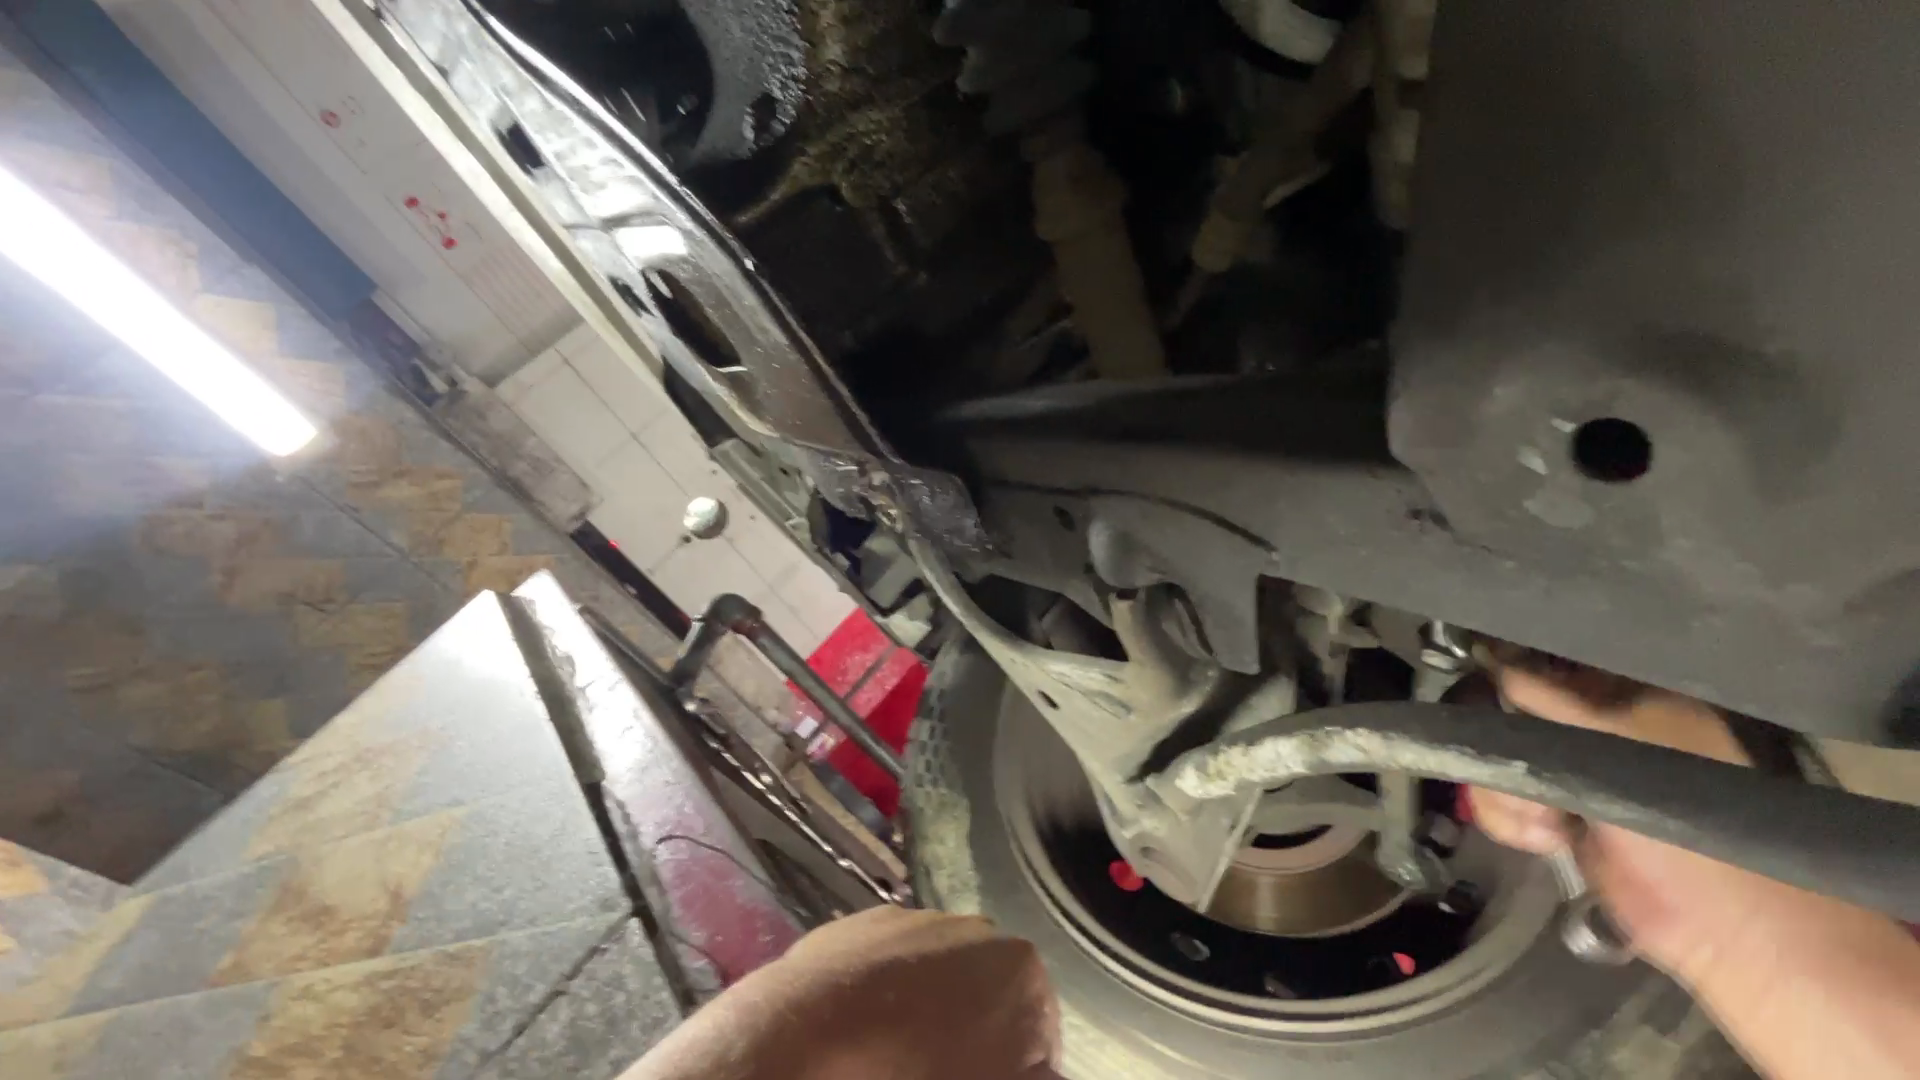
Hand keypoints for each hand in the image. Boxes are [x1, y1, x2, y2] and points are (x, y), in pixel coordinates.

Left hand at [781, 905, 1060, 1077]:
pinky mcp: (865, 919)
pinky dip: (883, 990)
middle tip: (938, 1068)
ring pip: (938, 975)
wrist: (804, 1039)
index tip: (978, 1077)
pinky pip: (889, 962)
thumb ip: (1036, 1073)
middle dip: (972, 1032)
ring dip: (927, 1008)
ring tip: (892, 1052)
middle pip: (988, 996)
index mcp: (1021, 966)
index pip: (1040, 1035)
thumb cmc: (914, 1073)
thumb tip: (1044, 1068)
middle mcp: (977, 927)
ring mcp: (918, 918)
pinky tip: (859, 1028)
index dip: (1011, 1068)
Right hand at [1468, 668, 1810, 982]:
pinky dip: (1511, 822)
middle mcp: (1596, 735)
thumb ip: (1556, 703)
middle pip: (1508, 719)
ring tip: (1549, 824)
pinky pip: (1499, 803)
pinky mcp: (1554, 821)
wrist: (1718, 927)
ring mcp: (1572, 781)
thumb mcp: (1619, 745)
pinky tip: (1546, 840)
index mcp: (1629, 703)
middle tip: (1529, 777)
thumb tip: (1497, 667)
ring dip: (1510, 797)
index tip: (1491, 698)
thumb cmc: (1684, 822)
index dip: (1513, 683)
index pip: (1547, 674)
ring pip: (1497, 764)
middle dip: (1506, 751)